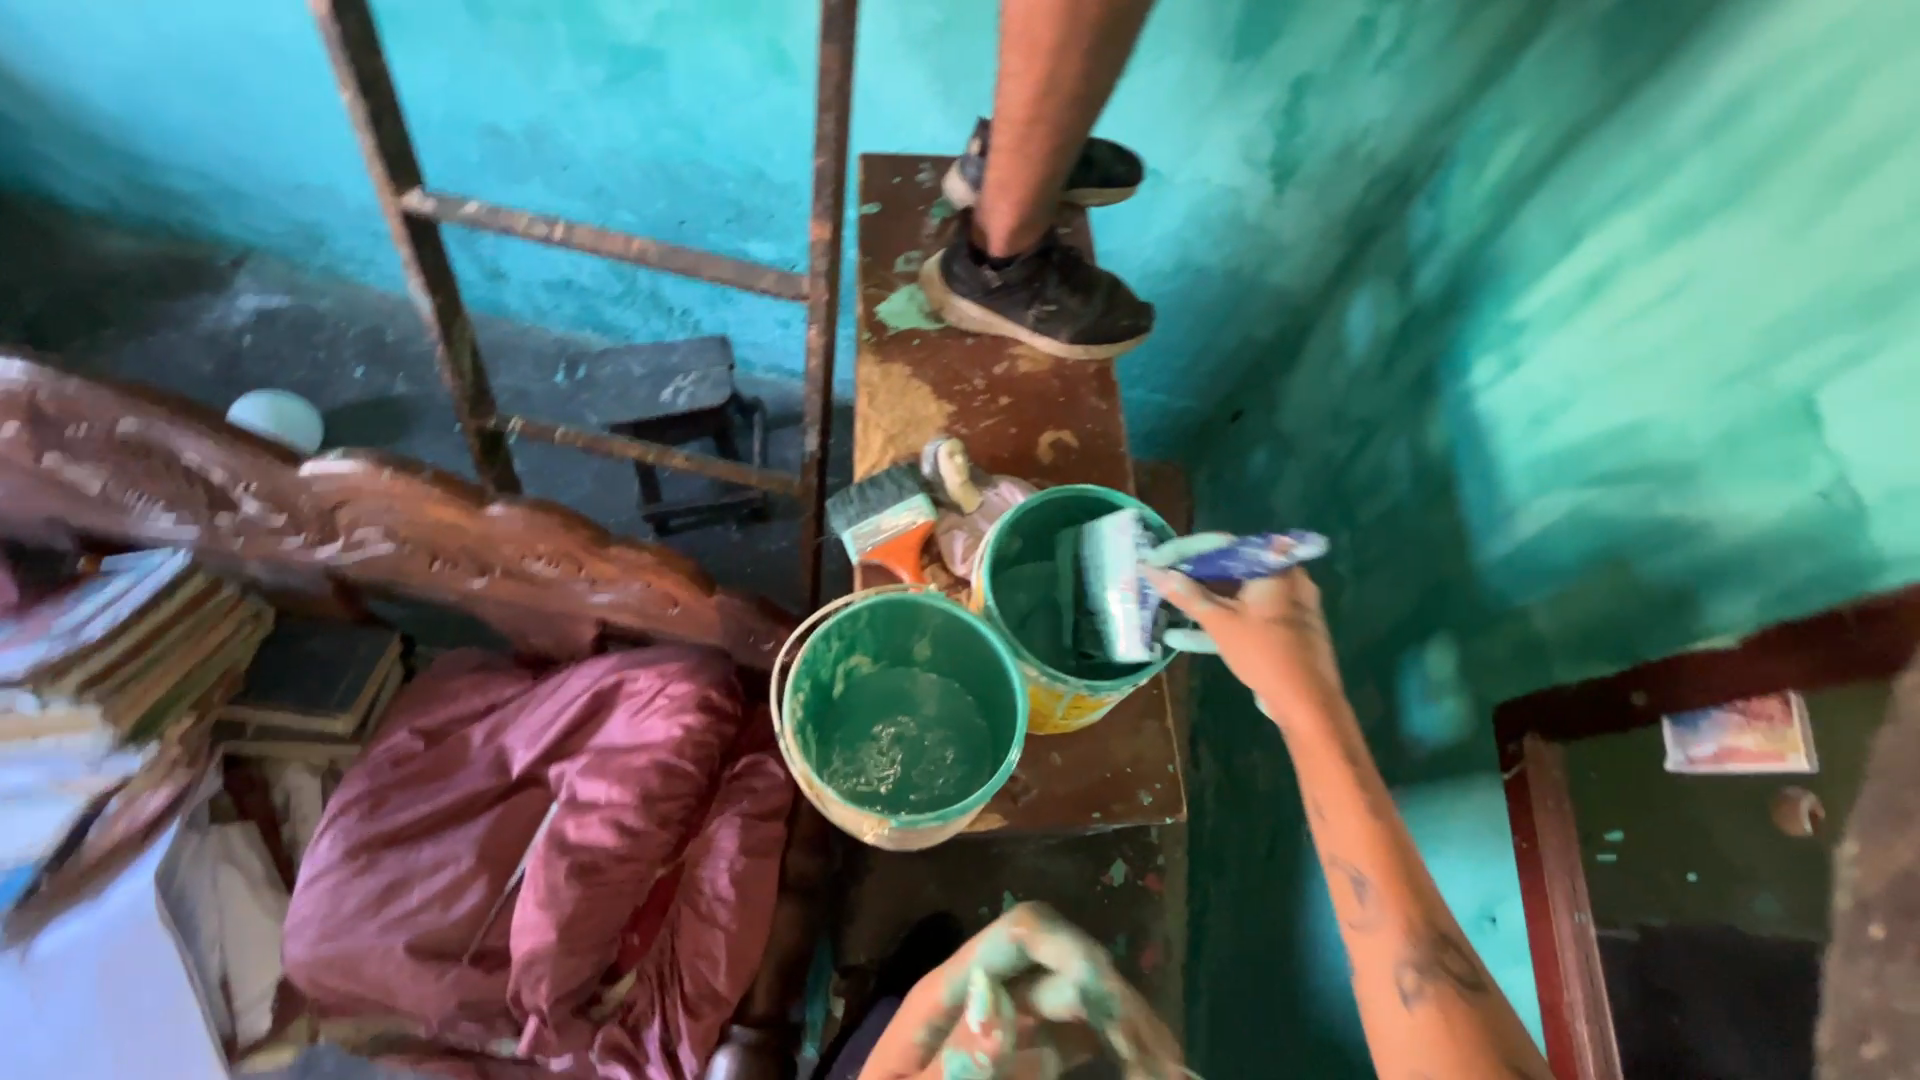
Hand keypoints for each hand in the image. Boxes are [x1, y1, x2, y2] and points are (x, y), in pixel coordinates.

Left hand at [858, 903, 1181, 1079]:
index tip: (1120, 1011)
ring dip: (1131, 1029)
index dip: (1076, 953)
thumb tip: (995, 996)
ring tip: (1173, 1071)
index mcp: (950, 990)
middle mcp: (988, 991)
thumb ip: (952, 1062)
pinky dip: (1120, 1050)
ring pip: (1085, 1000)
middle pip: (1067, 963)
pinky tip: (1151, 1070)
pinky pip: (1082, 1036)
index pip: (1022, 933)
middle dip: (1119, 1001)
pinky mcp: (1030, 1052)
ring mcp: (1012, 1022)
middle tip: (1169, 1064)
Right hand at [1143, 565, 1345, 730]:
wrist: (1307, 702)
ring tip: (1168, 607)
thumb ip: (1187, 595)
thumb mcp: (1220, 622)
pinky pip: (1247, 616)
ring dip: (1203, 604)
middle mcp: (1285, 580)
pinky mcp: (1283, 630)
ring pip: (1237, 596)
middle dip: (1194, 580)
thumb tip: (1154, 571)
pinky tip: (1184, 636)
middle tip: (1163, 582)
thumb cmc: (1264, 653)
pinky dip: (1221, 621)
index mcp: (1275, 569)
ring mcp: (1286, 607)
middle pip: (1232, 571)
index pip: (1226, 548)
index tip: (1162, 559)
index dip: (1189, 552)